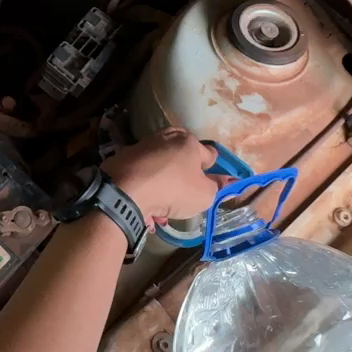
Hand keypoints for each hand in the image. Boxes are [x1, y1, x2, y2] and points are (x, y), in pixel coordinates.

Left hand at [101, 127, 220, 224]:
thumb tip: (228, 179)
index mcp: (188, 142)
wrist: (125, 189)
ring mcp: (142, 147)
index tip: (210, 182)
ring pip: (160, 169)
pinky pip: (142, 177)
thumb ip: (217, 187)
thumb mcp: (204, 194)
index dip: (212, 169)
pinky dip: (146, 191)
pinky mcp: (124, 158)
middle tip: (185, 195)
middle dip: (184, 175)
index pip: (209, 154)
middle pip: (181, 157)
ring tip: (162, 212)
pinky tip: (146, 210)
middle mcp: (165, 138)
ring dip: (163, 189)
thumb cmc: (173, 189)